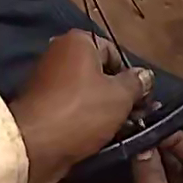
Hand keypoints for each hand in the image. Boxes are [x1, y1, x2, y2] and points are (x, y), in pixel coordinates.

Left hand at [7, 31, 152, 182]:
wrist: (37, 141)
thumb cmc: (82, 110)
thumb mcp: (119, 96)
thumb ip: (136, 83)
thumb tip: (146, 74)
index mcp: (76, 41)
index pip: (113, 51)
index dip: (130, 74)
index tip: (142, 98)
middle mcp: (60, 51)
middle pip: (99, 70)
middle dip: (119, 93)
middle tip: (136, 116)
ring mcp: (49, 75)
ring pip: (87, 89)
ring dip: (105, 107)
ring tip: (123, 129)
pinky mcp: (44, 99)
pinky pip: (73, 102)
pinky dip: (87, 115)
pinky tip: (102, 134)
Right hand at [126, 129, 182, 182]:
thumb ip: (151, 176)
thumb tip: (143, 141)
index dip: (179, 135)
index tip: (151, 121)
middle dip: (165, 144)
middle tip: (138, 124)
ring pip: (176, 177)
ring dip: (157, 158)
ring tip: (134, 136)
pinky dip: (152, 175)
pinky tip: (135, 161)